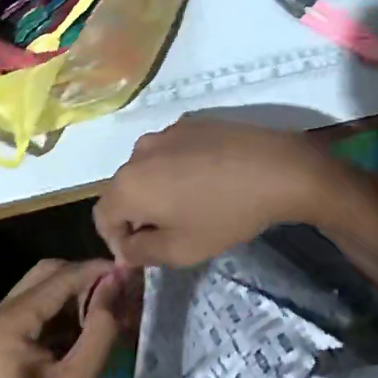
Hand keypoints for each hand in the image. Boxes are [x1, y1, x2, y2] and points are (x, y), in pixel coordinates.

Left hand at [0, 259, 123, 377]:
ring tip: (113, 312)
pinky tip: (89, 334)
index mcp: (3, 326)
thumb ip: (100, 326)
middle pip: (44, 280)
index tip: (134, 269)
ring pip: (40, 300)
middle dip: (84, 282)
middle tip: (122, 294)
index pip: (58, 278)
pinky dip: (62, 323)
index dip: (97, 270)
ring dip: (75, 302)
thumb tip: (121, 278)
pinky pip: (33, 324)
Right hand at [93, 117, 344, 266]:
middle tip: (169, 235)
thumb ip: (142, 252)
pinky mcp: (192, 122)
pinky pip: (171, 151)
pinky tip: (208, 181)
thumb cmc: (225, 214)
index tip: (142, 255)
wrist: (275, 167)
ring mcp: (166, 131)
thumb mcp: (181, 249)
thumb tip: (126, 247)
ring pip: (148, 168)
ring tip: (191, 207)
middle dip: (138, 215)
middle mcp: (139, 150)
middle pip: (124, 189)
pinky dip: (177, 168)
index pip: (102, 216)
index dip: (116, 241)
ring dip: (158, 190)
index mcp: (129, 183)